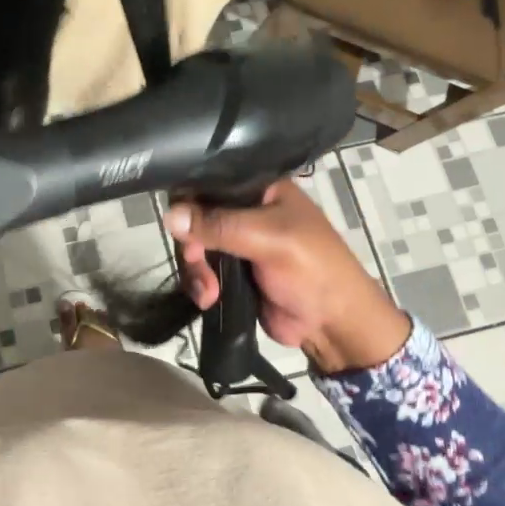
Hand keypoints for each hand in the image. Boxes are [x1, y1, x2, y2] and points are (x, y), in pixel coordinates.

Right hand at [165, 180, 411, 373]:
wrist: (334, 325)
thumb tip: (170, 216)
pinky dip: (198, 284)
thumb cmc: (313, 269)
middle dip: (191, 244)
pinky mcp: (231, 272)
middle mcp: (244, 210)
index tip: (183, 226)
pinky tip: (208, 300)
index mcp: (260, 189)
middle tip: (198, 263)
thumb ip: (220, 225)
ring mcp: (236, 242)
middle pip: (194, 215)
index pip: (210, 180)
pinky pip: (199, 269)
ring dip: (194, 269)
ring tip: (208, 293)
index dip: (189, 200)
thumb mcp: (269, 240)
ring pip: (193, 245)